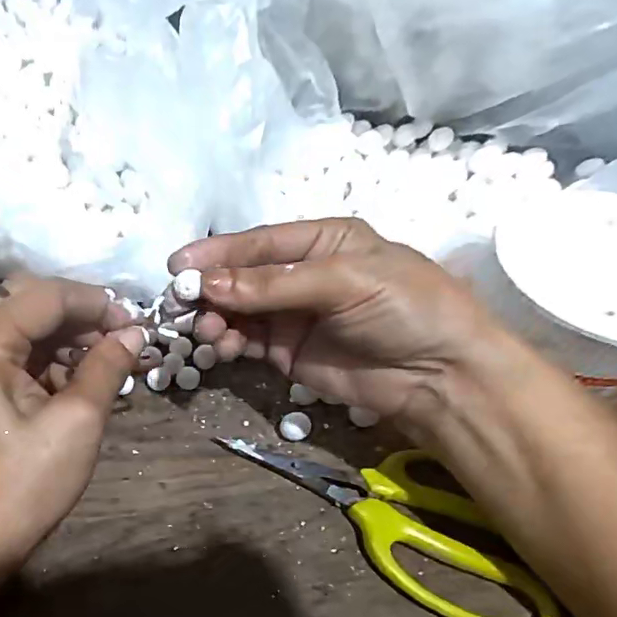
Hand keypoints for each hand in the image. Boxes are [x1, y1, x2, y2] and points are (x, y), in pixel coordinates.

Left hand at [0, 277, 146, 574]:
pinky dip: (60, 363)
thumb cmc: (27, 483)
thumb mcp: (77, 421)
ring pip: (35, 330)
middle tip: (126, 344)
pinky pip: (28, 357)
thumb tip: (134, 333)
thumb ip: (106, 366)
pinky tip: (90, 383)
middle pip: (38, 304)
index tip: (140, 326)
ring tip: (115, 368)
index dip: (99, 305)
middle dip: (85, 319)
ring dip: (75, 341)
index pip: (50, 295)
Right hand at [171, 219, 504, 423]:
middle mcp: (301, 274)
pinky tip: (220, 348)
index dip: (217, 253)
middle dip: (209, 289)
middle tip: (179, 305)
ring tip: (205, 332)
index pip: (259, 243)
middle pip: (240, 276)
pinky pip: (244, 341)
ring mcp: (290, 315)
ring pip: (236, 311)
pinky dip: (226, 343)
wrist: (438, 375)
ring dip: (214, 319)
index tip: (177, 267)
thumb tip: (210, 286)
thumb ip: (275, 284)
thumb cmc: (405, 308)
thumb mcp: (345, 281)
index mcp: (322, 241)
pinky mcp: (284, 352)